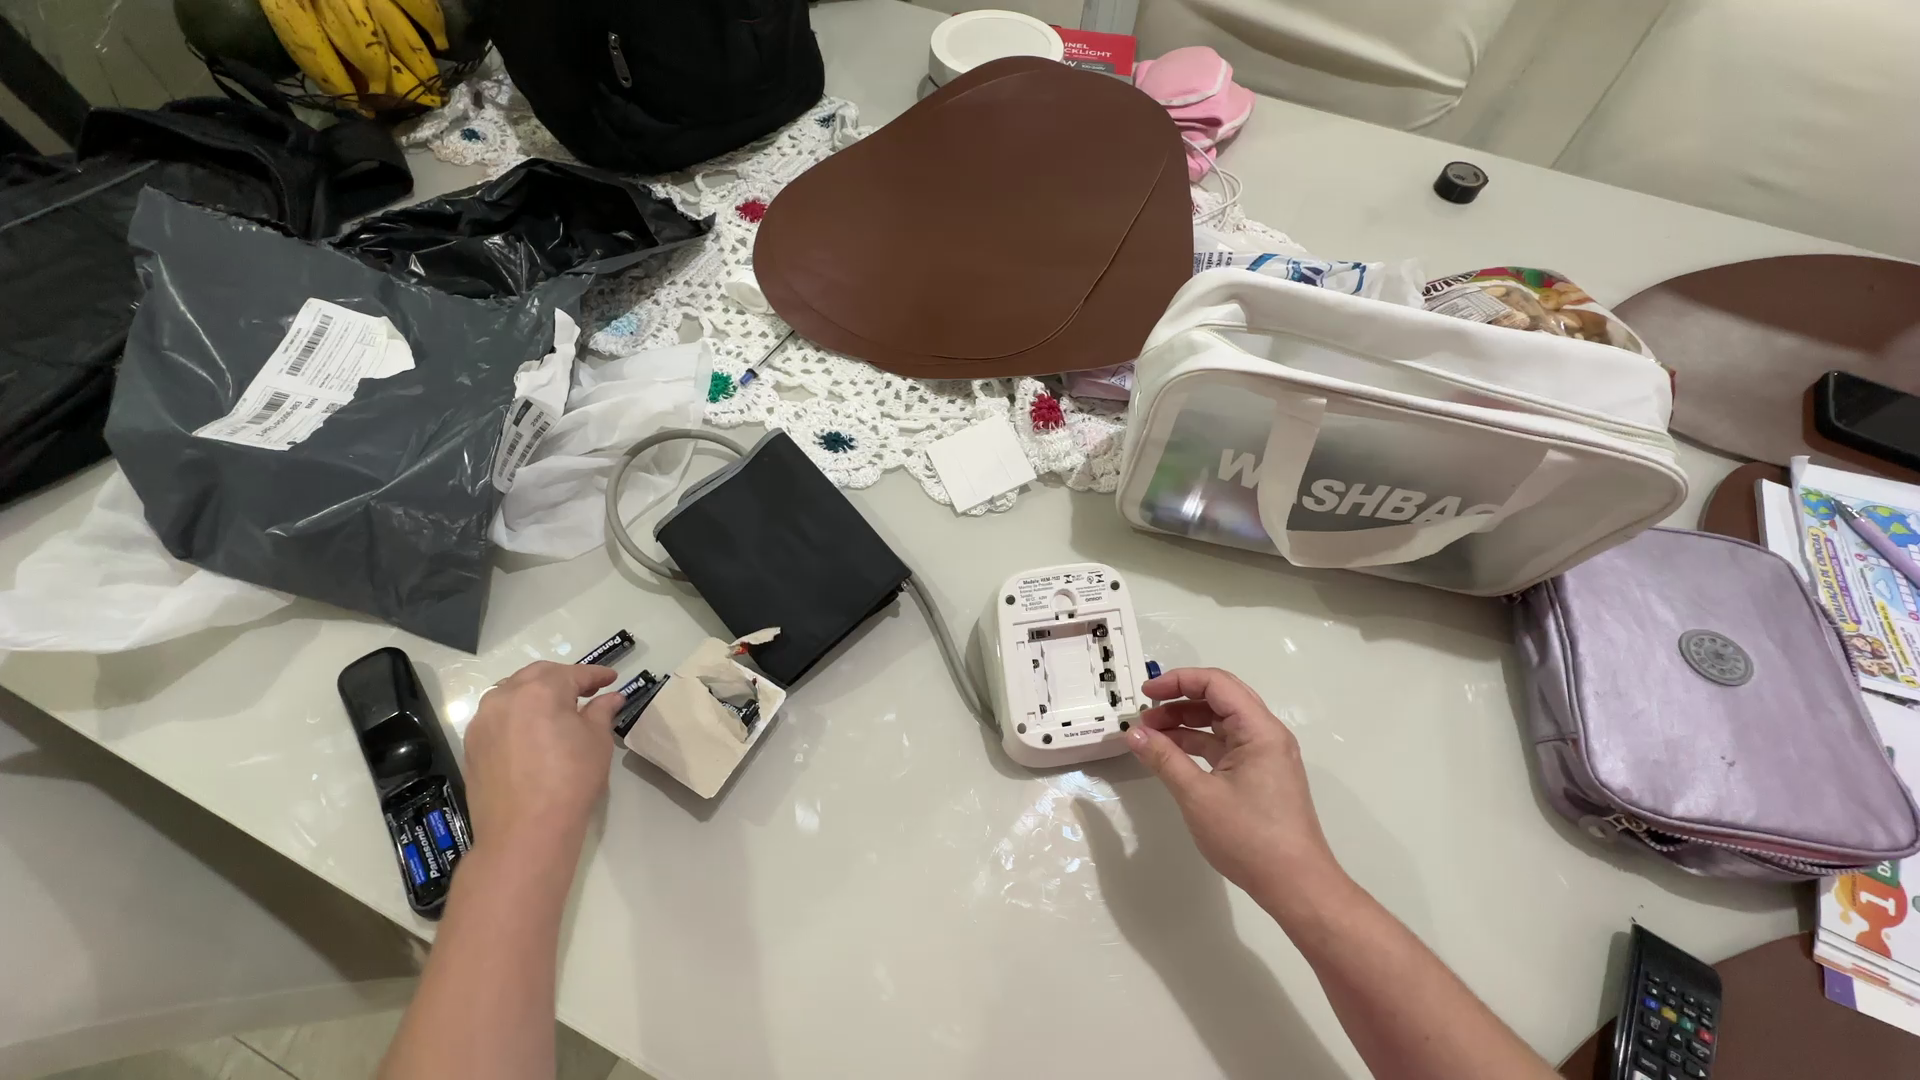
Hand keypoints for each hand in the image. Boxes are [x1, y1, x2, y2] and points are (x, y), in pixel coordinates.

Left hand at [463, 662, 622, 847]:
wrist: (525, 831)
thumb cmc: (570, 780)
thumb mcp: (597, 741)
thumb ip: (602, 712)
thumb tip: (610, 698)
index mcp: (540, 691)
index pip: (573, 674)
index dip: (596, 675)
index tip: (611, 679)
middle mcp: (505, 698)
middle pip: (537, 675)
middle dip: (563, 678)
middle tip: (586, 690)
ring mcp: (483, 722)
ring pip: (511, 693)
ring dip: (536, 693)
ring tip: (557, 708)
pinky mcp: (472, 746)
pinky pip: (497, 717)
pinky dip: (517, 714)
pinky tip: (532, 730)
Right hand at [1124, 667, 1340, 907]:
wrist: (1296, 886)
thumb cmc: (1249, 837)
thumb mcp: (1198, 796)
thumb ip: (1164, 759)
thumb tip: (1133, 733)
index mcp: (1260, 730)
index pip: (1216, 684)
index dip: (1178, 681)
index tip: (1145, 694)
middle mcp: (1267, 735)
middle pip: (1220, 698)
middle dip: (1179, 699)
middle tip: (1145, 711)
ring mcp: (1265, 756)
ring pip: (1221, 722)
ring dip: (1185, 722)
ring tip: (1150, 735)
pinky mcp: (1260, 775)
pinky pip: (1225, 745)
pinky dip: (1197, 744)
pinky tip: (1171, 754)